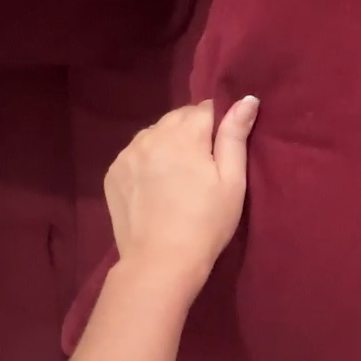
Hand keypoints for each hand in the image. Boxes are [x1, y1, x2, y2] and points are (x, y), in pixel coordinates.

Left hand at [104, 97, 258, 298]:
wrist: (161, 260)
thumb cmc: (208, 222)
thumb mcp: (232, 181)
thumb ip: (235, 136)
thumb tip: (247, 99)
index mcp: (182, 136)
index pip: (206, 108)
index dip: (221, 123)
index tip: (226, 148)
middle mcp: (150, 137)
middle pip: (178, 117)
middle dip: (195, 131)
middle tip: (208, 164)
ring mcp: (127, 154)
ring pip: (155, 133)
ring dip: (171, 143)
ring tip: (183, 175)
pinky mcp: (114, 173)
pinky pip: (137, 153)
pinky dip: (151, 160)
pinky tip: (161, 185)